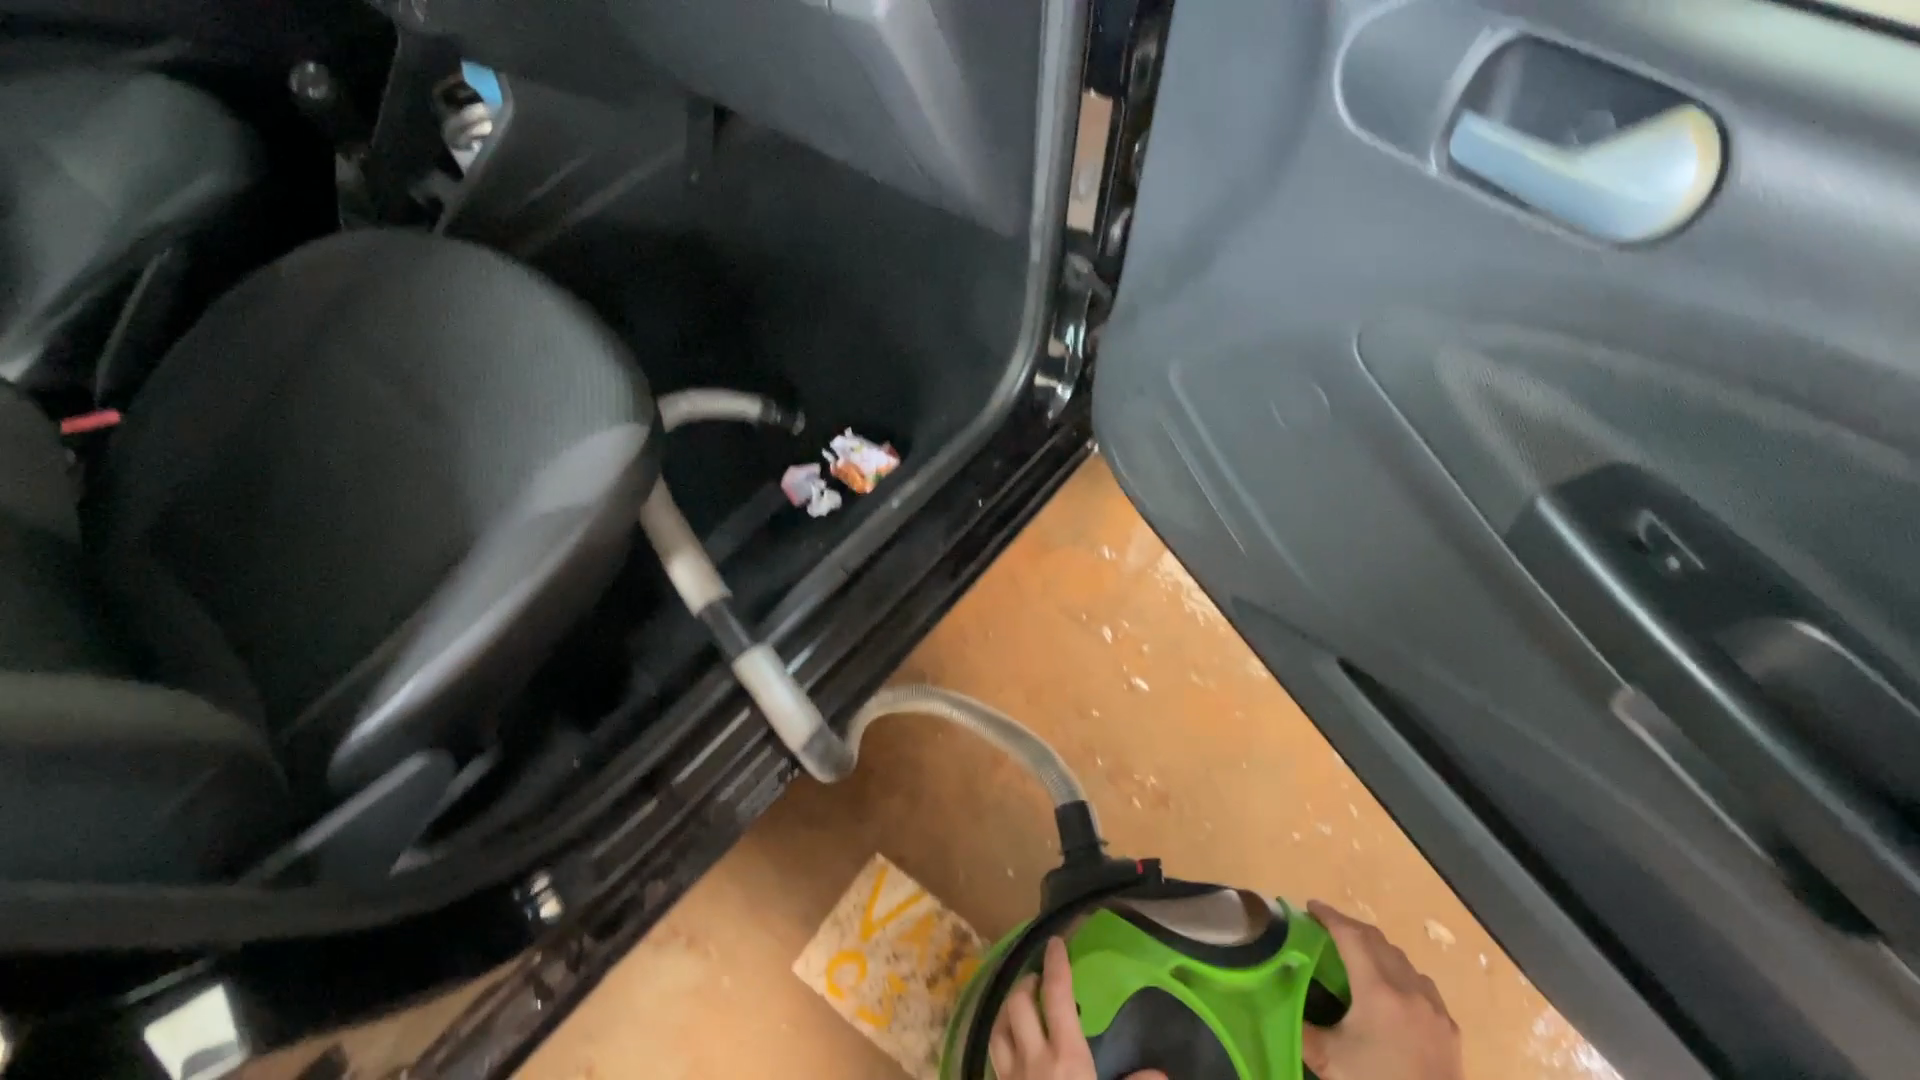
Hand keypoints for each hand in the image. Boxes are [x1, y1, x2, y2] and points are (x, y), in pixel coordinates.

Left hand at [989, 936, 1165, 1079]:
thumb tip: (1160, 1074)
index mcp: (1065, 1057)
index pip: (1057, 996)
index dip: (1056, 965)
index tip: (1056, 942)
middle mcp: (1031, 1059)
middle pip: (1018, 1003)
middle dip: (1026, 982)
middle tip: (1037, 977)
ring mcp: (1010, 1078)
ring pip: (998, 1027)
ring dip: (1008, 1009)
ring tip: (1021, 1004)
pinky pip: (995, 1058)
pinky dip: (1001, 1041)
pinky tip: (1010, 1048)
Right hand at [1302, 901, 1465, 1079]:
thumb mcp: (1328, 1060)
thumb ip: (1300, 1028)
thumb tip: (1277, 1005)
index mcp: (1376, 991)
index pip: (1350, 936)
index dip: (1329, 916)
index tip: (1310, 907)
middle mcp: (1408, 988)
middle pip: (1377, 940)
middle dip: (1350, 927)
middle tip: (1326, 928)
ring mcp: (1433, 1006)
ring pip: (1402, 960)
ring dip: (1376, 949)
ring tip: (1357, 956)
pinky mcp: (1449, 1026)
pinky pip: (1421, 984)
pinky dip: (1400, 973)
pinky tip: (1393, 990)